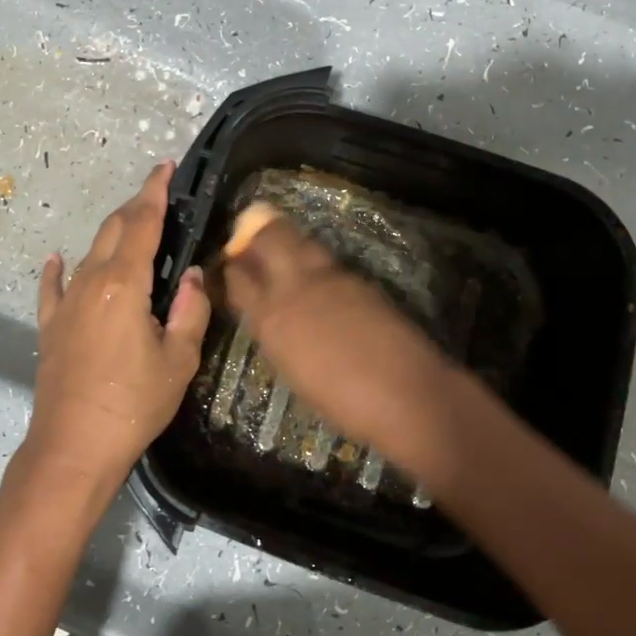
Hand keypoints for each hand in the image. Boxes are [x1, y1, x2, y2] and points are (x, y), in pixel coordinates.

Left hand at [29, 161, 211, 480]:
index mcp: (123, 284)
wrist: (74, 445)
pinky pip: (53, 288)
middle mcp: (90, 282)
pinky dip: (58, 269)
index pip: (142, 224)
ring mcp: (65, 304)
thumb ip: (190, 310)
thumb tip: (191, 274)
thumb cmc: (133, 405)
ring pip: (89, 254)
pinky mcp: (51, 327)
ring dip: (112, 235)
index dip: (154, 192)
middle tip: (158, 195)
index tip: (165, 167)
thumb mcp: (178, 360)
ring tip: (132, 227)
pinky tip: (58, 259)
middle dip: (136, 207)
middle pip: (113, 230)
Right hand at [222, 204, 465, 459]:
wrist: (407, 394)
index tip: (229, 266)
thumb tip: (271, 318)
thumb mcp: (293, 372)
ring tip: (281, 245)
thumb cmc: (344, 403)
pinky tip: (316, 275)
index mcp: (270, 320)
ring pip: (299, 239)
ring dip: (286, 238)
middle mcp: (295, 287)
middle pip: (268, 238)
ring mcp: (330, 278)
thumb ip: (277, 337)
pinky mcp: (358, 278)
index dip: (230, 270)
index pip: (237, 279)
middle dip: (255, 232)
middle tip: (251, 239)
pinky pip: (326, 259)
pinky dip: (314, 259)